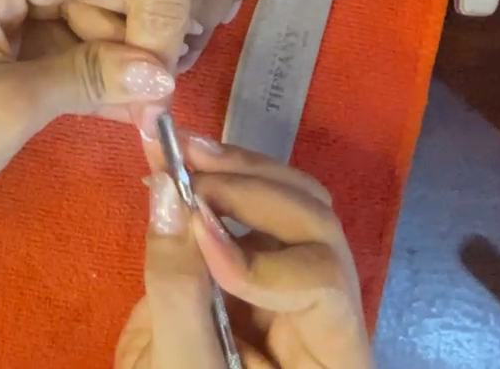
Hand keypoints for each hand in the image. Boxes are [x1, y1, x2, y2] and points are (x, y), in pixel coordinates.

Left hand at [0, 0, 176, 237]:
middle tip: (179, 71)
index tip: (181, 28)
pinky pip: (43, 64)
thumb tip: (164, 66)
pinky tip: (126, 107)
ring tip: (164, 94)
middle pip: (66, 2)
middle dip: (118, 36)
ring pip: (59, 36)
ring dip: (104, 64)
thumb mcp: (15, 102)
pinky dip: (78, 83)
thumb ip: (88, 76)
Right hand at [122, 133, 372, 368]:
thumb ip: (177, 286)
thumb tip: (167, 191)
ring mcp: (290, 273)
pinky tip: (168, 160)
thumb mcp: (181, 361)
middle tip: (183, 169)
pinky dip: (209, 172)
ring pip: (290, 198)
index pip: (324, 283)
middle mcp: (326, 306)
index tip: (196, 235)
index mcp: (332, 354)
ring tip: (175, 151)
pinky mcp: (252, 252)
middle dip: (246, 188)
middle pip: (314, 225)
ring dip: (231, 169)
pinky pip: (245, 200)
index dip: (260, 256)